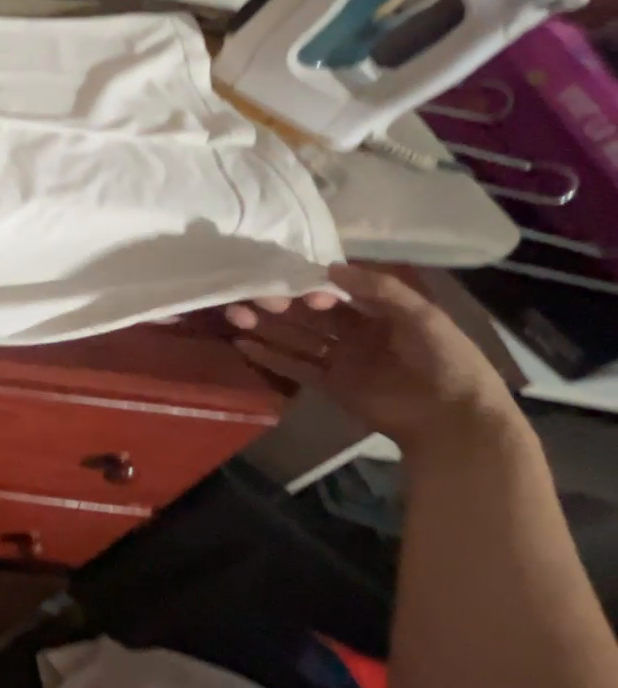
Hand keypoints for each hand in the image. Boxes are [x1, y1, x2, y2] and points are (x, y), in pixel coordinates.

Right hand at [227, 264, 518, 453]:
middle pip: (310, 313)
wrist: (454, 420)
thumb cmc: (447, 362)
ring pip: (296, 337)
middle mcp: (357, 333)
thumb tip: (328, 267)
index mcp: (382, 313)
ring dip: (266, 326)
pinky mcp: (330, 384)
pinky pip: (294, 366)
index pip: (336, 292)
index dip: (311, 285)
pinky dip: (269, 356)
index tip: (289, 282)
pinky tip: (242, 344)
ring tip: (233, 314)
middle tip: (253, 297)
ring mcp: (342, 359)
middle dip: (280, 303)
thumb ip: (380, 290)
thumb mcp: (423, 317)